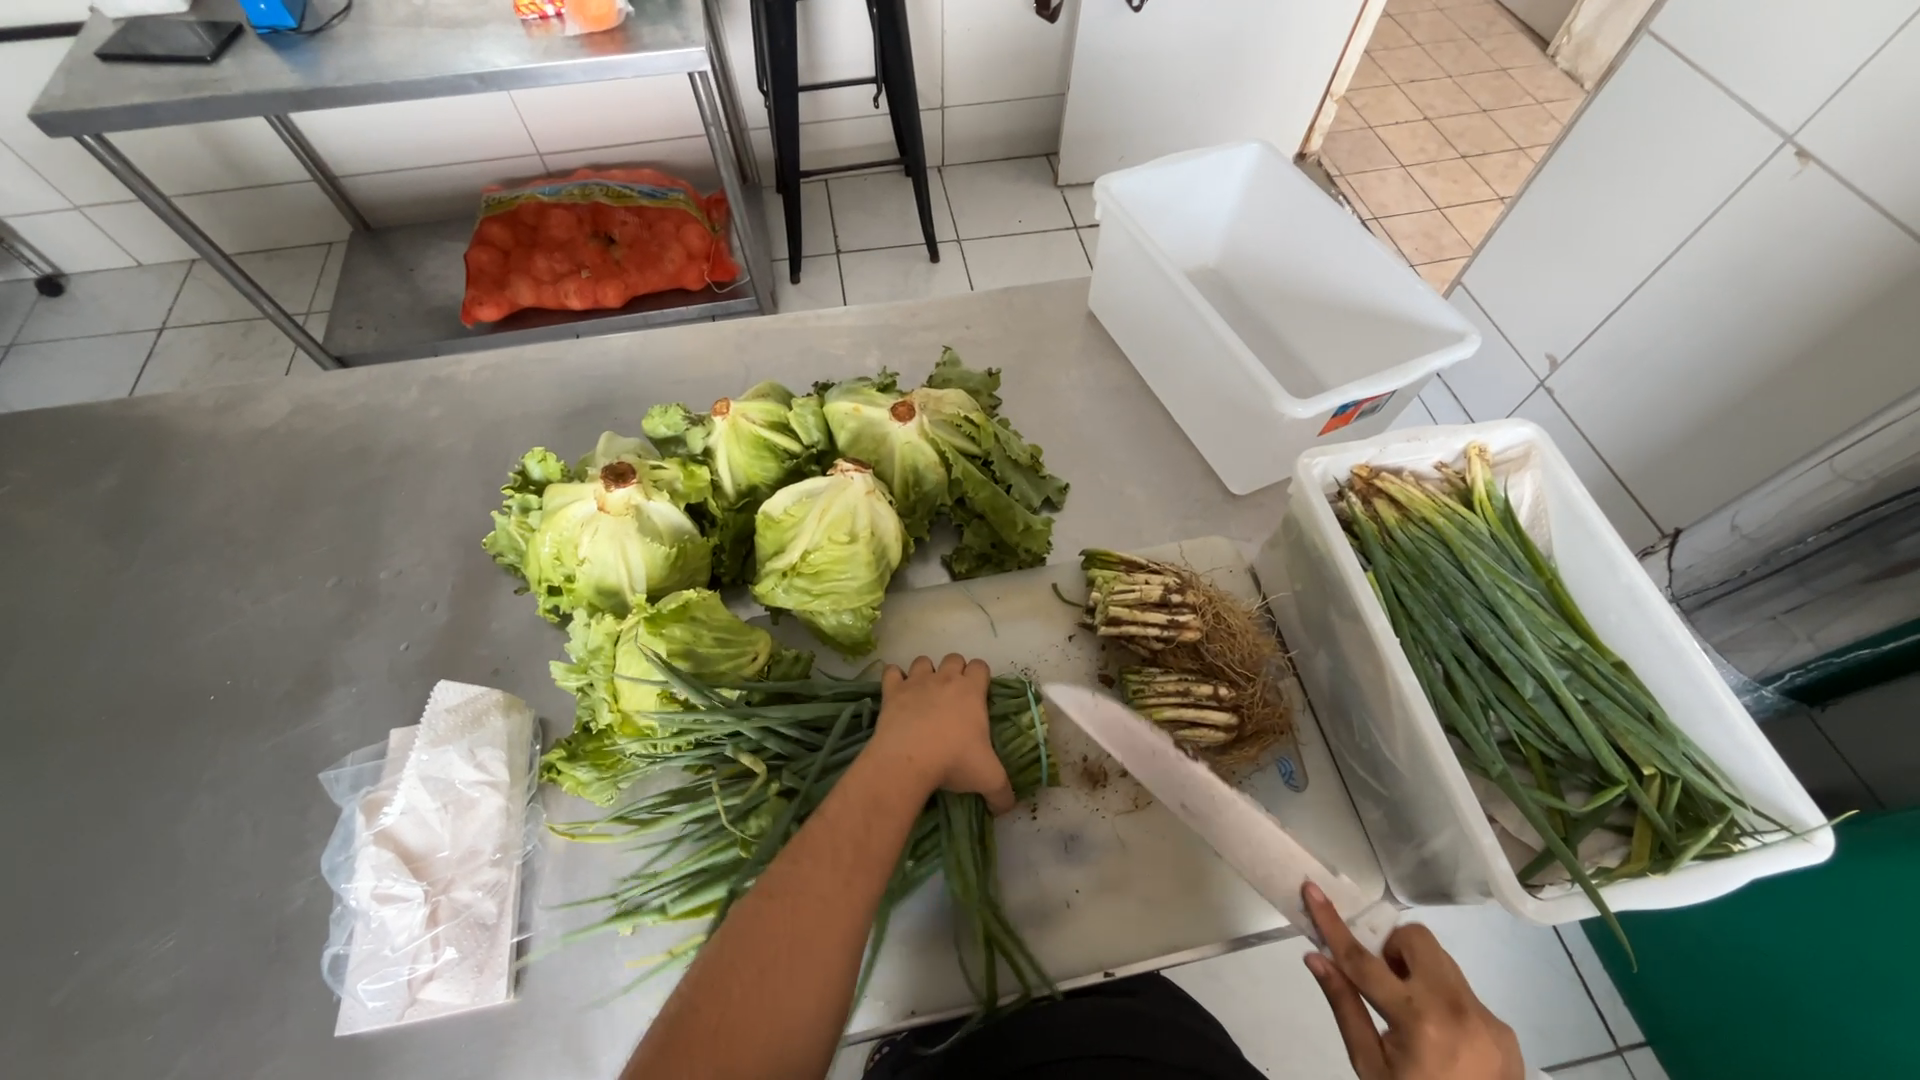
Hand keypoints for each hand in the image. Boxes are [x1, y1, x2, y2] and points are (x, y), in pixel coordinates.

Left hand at [867, 654, 1015, 814]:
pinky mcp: (892, 691)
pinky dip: (893, 678)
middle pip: (954, 659)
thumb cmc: (953, 762)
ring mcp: (916, 682)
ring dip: (925, 672)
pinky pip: (891, 672)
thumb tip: (1008, 807)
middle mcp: (945, 679)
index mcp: (972, 691)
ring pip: (923, 661)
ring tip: (925, 693)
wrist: (908, 760)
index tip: (979, 696)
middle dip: (955, 671)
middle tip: (954, 698)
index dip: (981, 677)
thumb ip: (1003, 793)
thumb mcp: (989, 779)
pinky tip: (897, 693)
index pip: (981, 667)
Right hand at [1301, 883, 1523, 1079]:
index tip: (1312, 889)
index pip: (1363, 960)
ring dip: (1417, 972)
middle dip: (1391, 948)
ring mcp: (1487, 1018)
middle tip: (1381, 982)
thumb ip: (1344, 1007)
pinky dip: (1441, 1002)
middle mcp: (1457, 1008)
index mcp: (1417, 1020)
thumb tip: (1317, 958)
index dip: (1333, 923)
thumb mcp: (1370, 1067)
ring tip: (1410, 1016)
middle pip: (1415, 940)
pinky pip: (1463, 995)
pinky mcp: (1505, 1030)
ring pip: (1442, 962)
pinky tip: (1442, 1043)